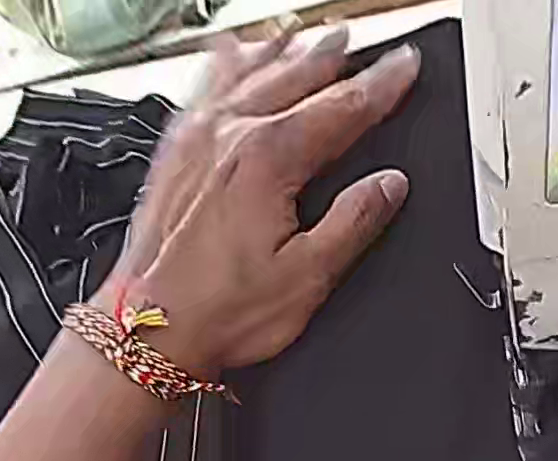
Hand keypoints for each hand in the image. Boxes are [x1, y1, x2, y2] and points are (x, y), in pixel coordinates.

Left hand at [98, 25, 419, 377]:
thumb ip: (353, 223)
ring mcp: (195, 139)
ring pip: (252, 73)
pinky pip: (206, 86)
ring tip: (315, 37)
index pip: (340, 111)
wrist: (153, 326)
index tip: (404, 67)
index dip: (380, 88)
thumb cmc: (224, 308)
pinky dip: (230, 62)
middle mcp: (229, 137)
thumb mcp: (308, 276)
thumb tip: (388, 186)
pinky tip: (237, 52)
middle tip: (370, 46)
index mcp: (268, 162)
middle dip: (340, 61)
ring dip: (289, 51)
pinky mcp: (174, 153)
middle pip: (296, 80)